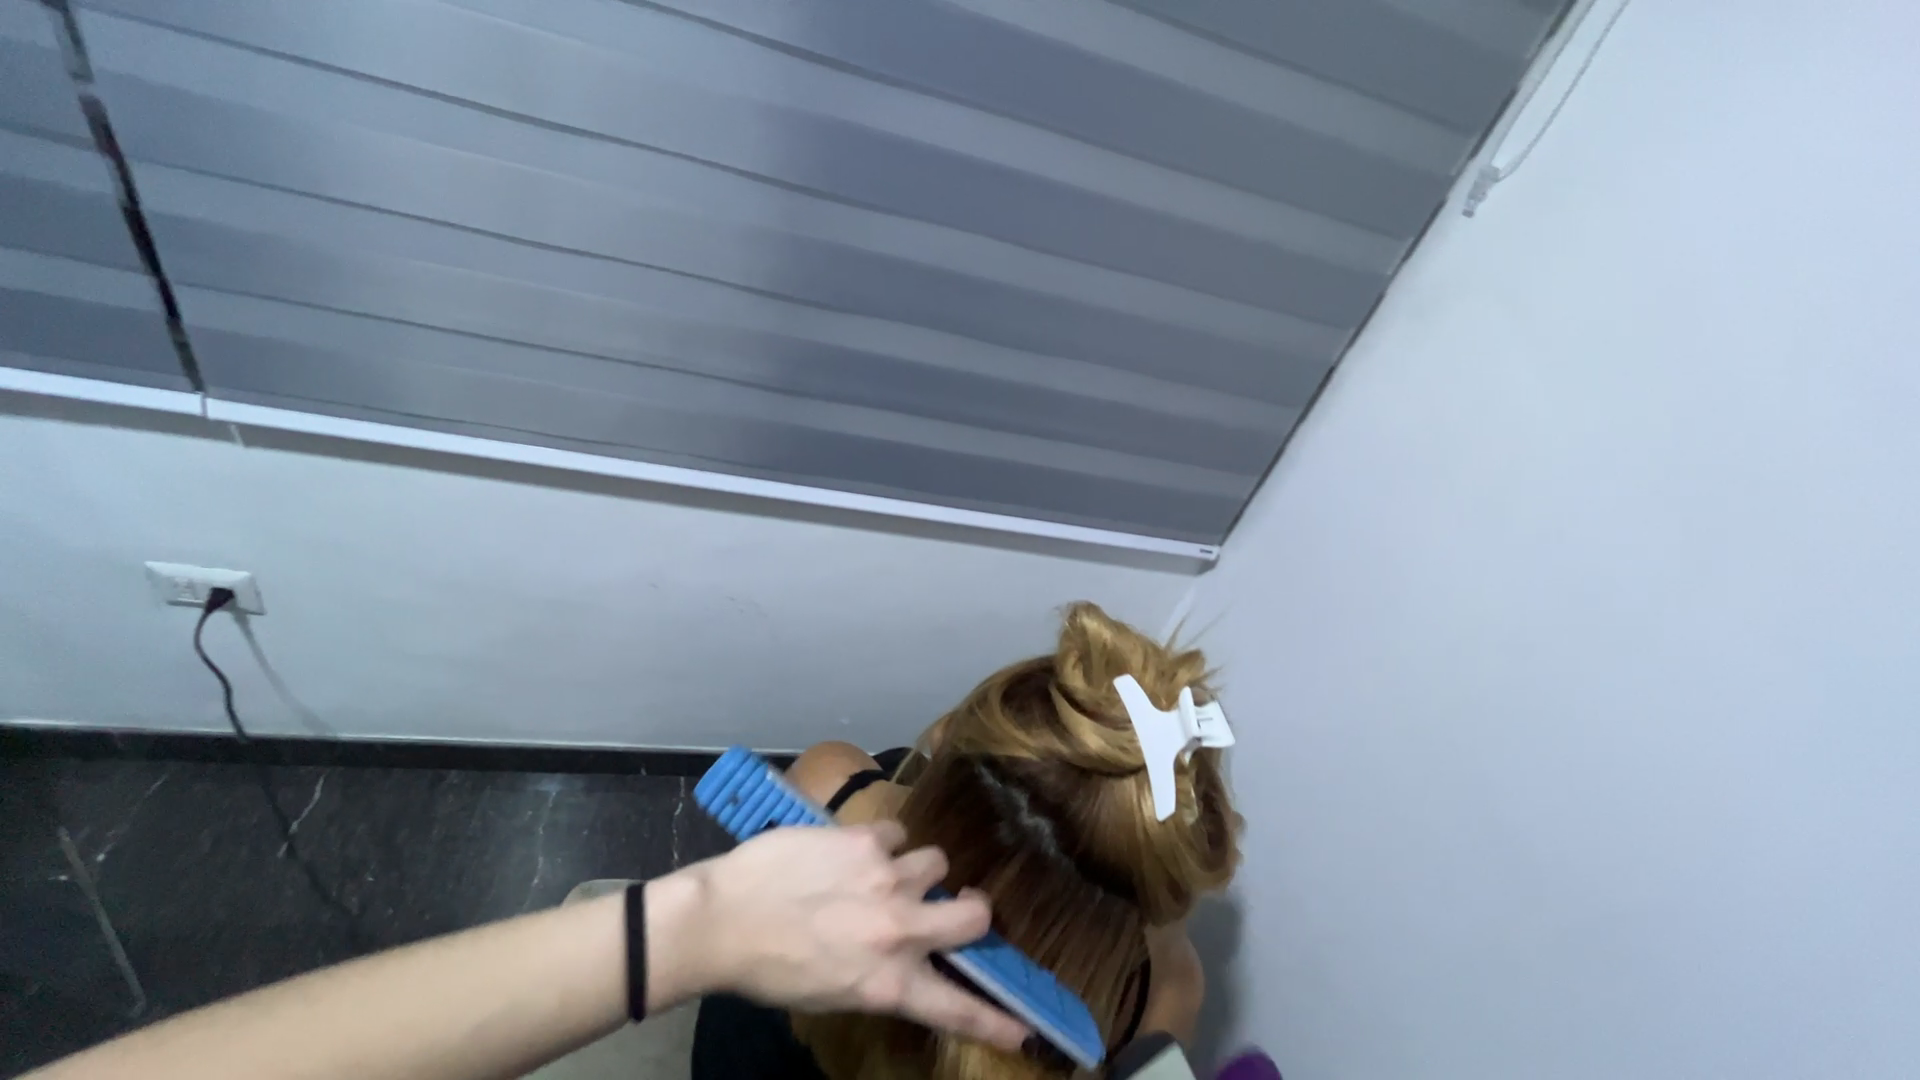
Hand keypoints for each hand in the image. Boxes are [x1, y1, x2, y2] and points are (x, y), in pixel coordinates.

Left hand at [664, 822, 1028, 1050]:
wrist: (725, 918)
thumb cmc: (773, 969)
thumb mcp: (835, 992)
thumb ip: (882, 976)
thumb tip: (911, 961)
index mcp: (889, 982)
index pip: (957, 1007)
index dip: (996, 1019)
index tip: (1024, 1026)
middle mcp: (899, 930)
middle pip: (974, 914)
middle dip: (974, 907)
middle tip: (961, 901)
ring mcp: (886, 878)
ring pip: (935, 861)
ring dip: (917, 869)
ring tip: (884, 872)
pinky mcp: (865, 839)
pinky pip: (896, 833)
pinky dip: (883, 843)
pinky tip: (854, 851)